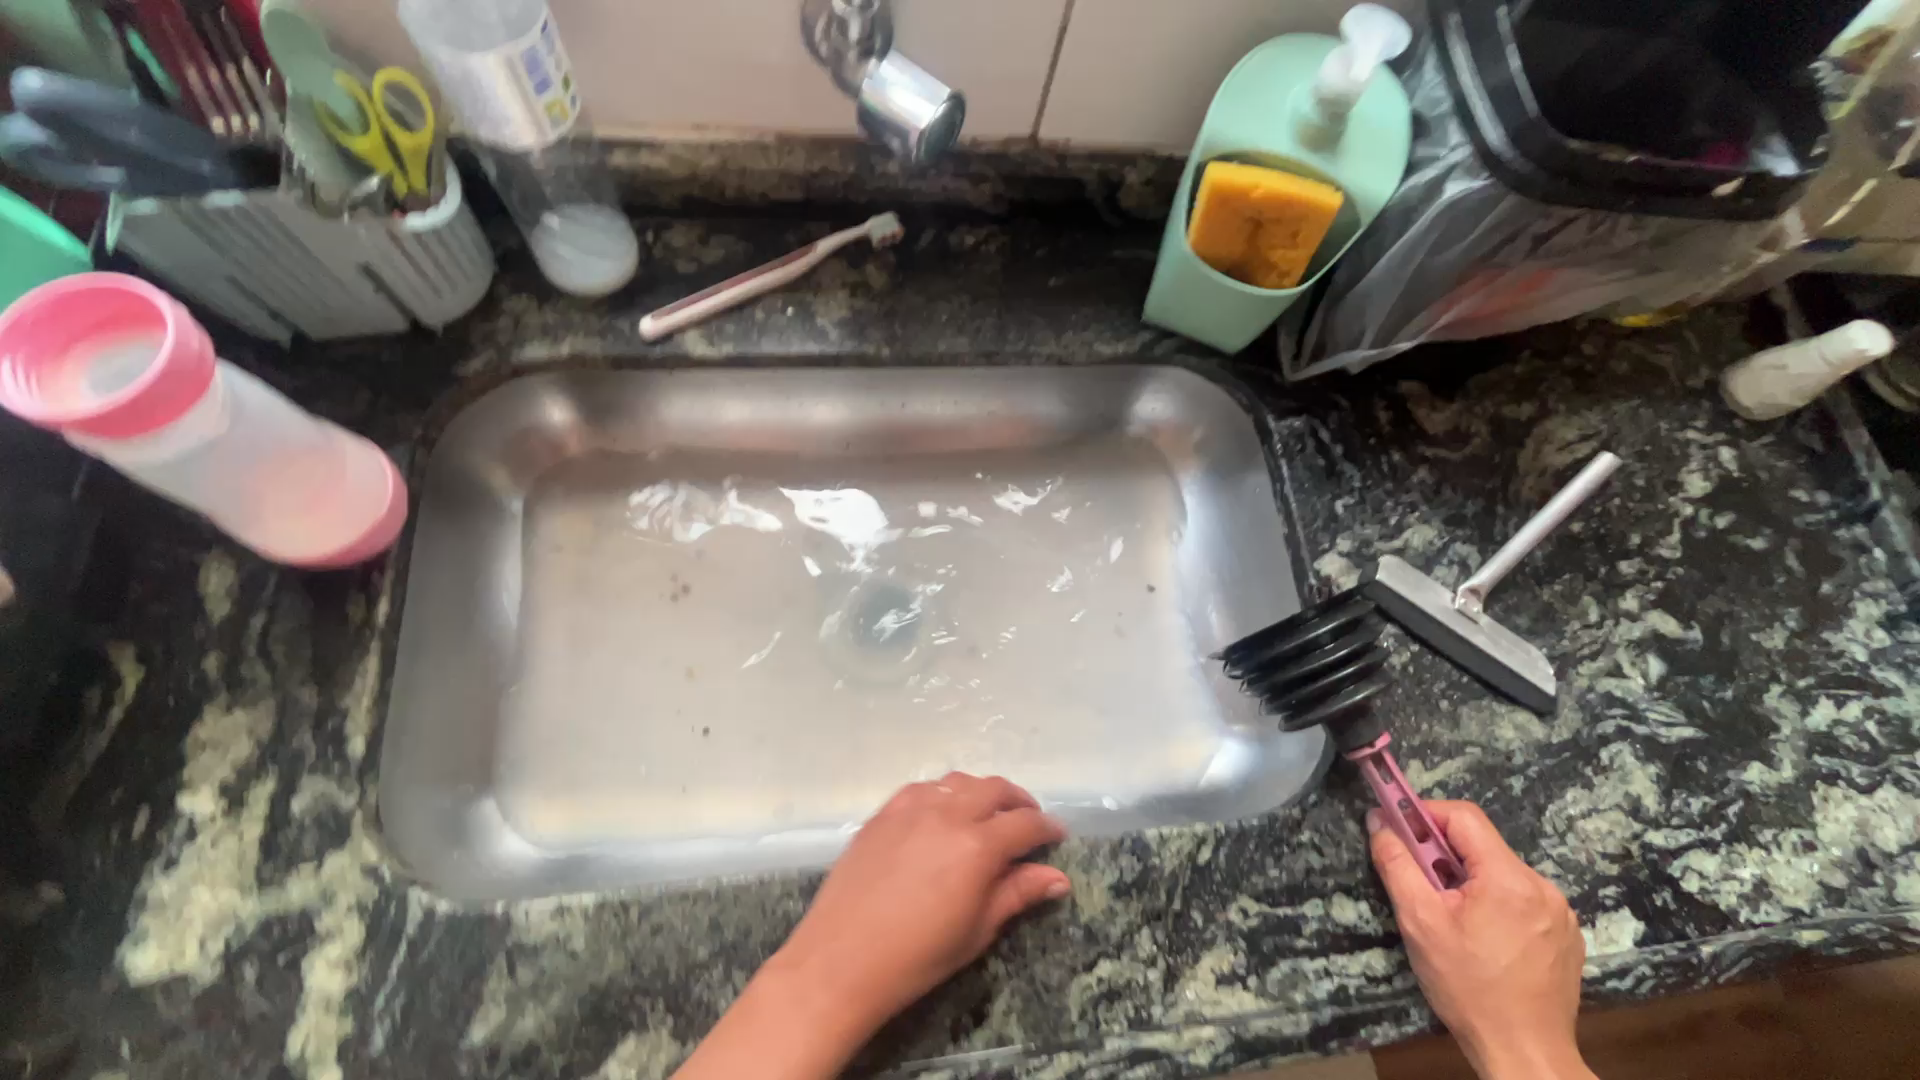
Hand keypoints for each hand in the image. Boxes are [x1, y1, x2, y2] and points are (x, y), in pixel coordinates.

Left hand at [674, 774, 1068, 1079]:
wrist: (840, 960)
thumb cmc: (917, 957)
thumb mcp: (976, 931)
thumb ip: (1017, 894)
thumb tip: (1058, 877)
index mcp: (977, 846)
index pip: (1024, 824)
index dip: (1046, 828)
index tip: (1057, 835)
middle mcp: (947, 814)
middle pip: (994, 789)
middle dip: (1018, 801)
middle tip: (1028, 821)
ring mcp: (910, 808)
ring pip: (957, 781)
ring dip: (981, 792)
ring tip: (987, 813)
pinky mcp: (883, 813)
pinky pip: (922, 788)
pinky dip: (943, 793)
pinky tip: (943, 812)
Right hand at [1369, 801, 1595, 1079]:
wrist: (1524, 1053)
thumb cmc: (1466, 986)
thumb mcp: (1418, 921)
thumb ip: (1396, 862)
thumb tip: (1379, 820)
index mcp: (1509, 878)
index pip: (1464, 816)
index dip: (1425, 814)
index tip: (1398, 830)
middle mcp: (1542, 886)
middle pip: (1481, 845)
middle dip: (1442, 854)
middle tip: (1418, 883)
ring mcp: (1559, 912)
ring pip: (1499, 872)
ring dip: (1466, 879)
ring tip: (1448, 917)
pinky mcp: (1565, 935)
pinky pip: (1520, 898)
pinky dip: (1492, 902)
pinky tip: (1480, 937)